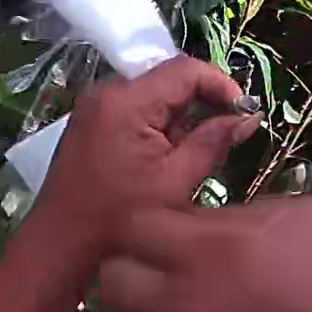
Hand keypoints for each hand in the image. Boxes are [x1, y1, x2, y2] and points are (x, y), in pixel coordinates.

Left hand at [37, 57, 258, 247]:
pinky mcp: (94, 117)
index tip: (241, 109)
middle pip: (170, 76)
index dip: (220, 83)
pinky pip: (139, 104)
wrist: (63, 242)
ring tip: (195, 147)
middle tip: (225, 128)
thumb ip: (214, 140)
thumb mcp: (177, 179)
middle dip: (203, 99)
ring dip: (183, 111)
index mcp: (128, 102)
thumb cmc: (121, 216)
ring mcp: (98, 103)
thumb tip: (249, 117)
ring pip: (157, 90)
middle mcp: (109, 91)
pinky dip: (161, 120)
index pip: (185, 69)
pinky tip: (169, 151)